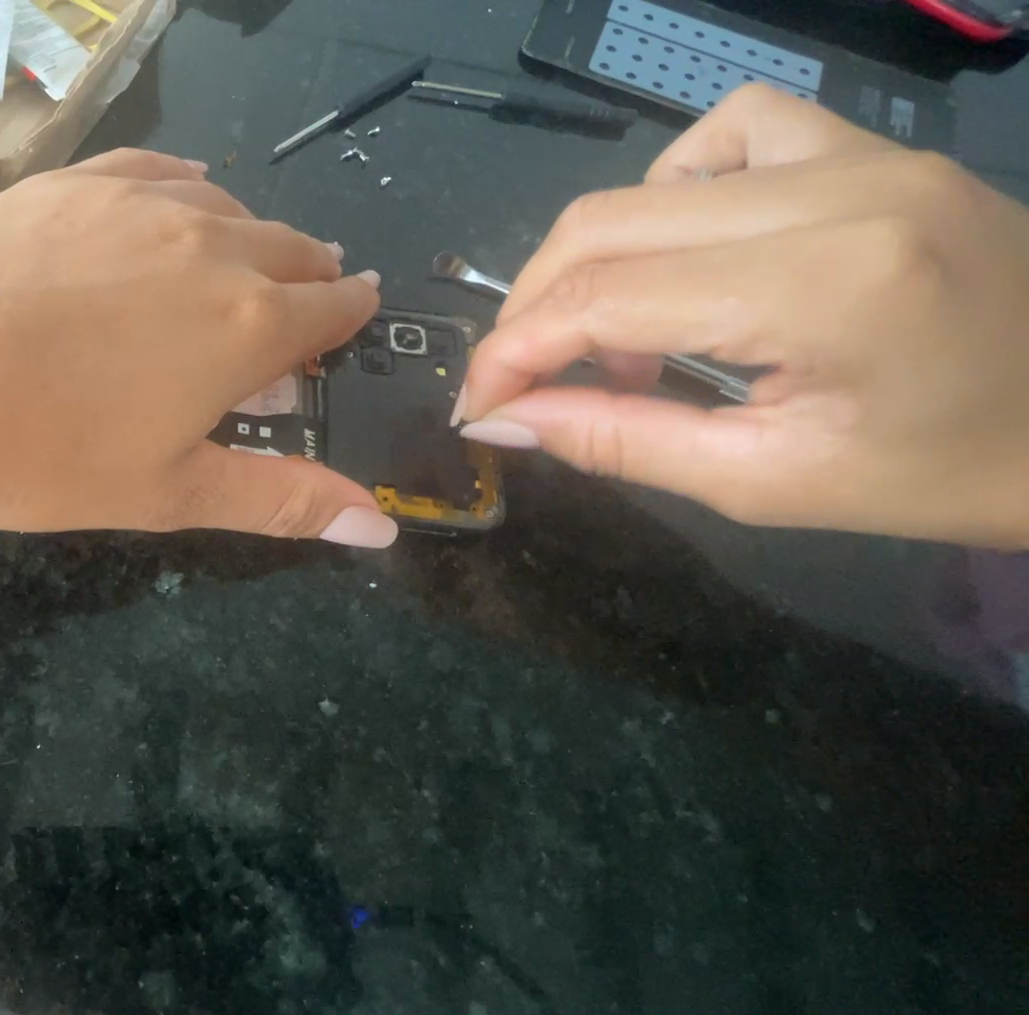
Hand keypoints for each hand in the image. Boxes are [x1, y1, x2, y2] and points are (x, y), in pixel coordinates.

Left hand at [0, 150, 397, 548]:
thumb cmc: (35, 455)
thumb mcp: (167, 495)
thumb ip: (280, 501)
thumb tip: (383, 524)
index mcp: (246, 325)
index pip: (331, 308)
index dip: (346, 319)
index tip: (344, 325)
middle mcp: (209, 245)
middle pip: (290, 248)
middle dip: (304, 281)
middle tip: (289, 313)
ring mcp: (136, 203)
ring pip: (227, 208)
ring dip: (245, 240)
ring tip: (230, 270)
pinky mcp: (71, 182)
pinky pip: (157, 174)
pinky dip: (183, 196)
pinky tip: (172, 209)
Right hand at [455, 85, 1028, 548]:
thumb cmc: (937, 472)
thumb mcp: (759, 480)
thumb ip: (613, 441)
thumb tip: (496, 420)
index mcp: (821, 287)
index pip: (597, 300)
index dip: (507, 356)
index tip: (477, 410)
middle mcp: (838, 194)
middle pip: (599, 230)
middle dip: (527, 316)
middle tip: (524, 385)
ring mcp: (860, 159)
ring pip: (643, 183)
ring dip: (586, 263)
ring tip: (609, 334)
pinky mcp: (869, 151)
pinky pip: (729, 133)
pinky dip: (668, 192)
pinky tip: (678, 253)